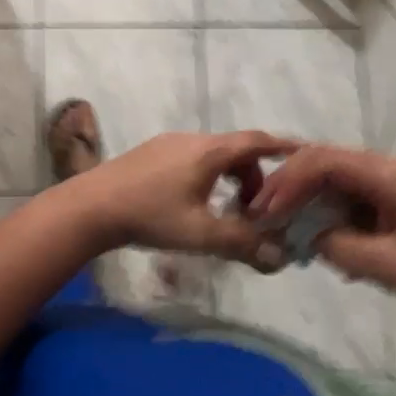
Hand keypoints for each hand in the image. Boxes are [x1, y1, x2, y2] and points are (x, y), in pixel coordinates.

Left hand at [59, 130, 295, 269]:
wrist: (91, 206)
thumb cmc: (150, 215)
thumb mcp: (201, 234)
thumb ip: (243, 243)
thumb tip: (280, 256)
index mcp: (208, 151)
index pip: (257, 141)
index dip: (283, 147)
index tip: (305, 154)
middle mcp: (191, 139)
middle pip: (236, 150)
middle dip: (254, 177)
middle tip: (259, 211)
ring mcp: (168, 144)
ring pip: (212, 155)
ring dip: (229, 178)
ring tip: (228, 211)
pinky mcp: (150, 154)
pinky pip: (192, 159)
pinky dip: (208, 177)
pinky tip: (196, 205)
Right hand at [252, 144, 395, 311]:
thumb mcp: (394, 267)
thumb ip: (346, 249)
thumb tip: (304, 236)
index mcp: (387, 175)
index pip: (325, 161)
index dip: (290, 180)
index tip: (266, 209)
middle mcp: (379, 169)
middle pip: (319, 163)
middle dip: (286, 186)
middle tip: (259, 216)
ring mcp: (378, 183)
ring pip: (324, 179)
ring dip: (299, 200)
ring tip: (277, 228)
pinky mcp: (377, 200)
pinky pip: (336, 196)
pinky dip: (316, 213)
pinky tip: (307, 240)